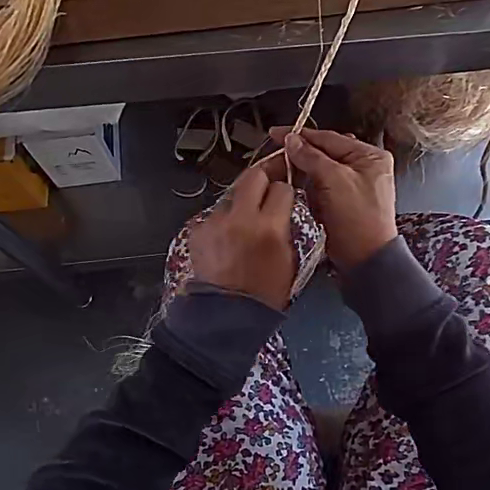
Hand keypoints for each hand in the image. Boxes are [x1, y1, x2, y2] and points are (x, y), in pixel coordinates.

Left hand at [187, 164, 296, 308]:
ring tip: (246, 219)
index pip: (282, 188)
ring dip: (242, 200)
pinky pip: (215, 214)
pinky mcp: (199, 230)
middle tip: (268, 189)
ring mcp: (216, 222)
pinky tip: (228, 236)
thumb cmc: (265, 293)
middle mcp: (241, 217)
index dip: (286, 191)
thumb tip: (283, 208)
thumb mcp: (290, 259)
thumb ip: (286, 227)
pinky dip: (224, 220)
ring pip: (232, 193)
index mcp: (270, 226)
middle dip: (264, 179)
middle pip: (254, 175)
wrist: (227, 314)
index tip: (286, 198)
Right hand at [274, 127, 396, 268]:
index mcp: (369, 156)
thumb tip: (292, 140)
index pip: (329, 138)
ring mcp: (353, 186)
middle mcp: (364, 167)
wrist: (365, 259)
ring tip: (284, 173)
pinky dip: (309, 190)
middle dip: (301, 156)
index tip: (276, 134)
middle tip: (277, 156)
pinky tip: (298, 192)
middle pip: (324, 153)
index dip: (301, 135)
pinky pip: (321, 189)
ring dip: (303, 174)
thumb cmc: (358, 218)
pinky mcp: (343, 203)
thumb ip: (311, 157)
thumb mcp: (334, 180)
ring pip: (320, 172)